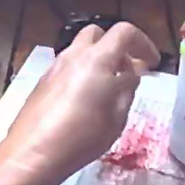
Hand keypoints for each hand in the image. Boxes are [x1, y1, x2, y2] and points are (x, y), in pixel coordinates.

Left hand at [0, 22, 158, 184]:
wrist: (32, 153)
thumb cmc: (81, 138)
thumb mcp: (117, 117)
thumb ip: (127, 89)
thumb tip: (130, 74)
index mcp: (97, 59)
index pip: (125, 32)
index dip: (143, 43)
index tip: (151, 63)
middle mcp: (74, 56)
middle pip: (98, 33)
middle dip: (116, 46)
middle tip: (127, 71)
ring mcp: (54, 67)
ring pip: (80, 49)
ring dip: (97, 59)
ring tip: (106, 87)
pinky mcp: (42, 81)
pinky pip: (67, 66)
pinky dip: (81, 71)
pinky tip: (84, 98)